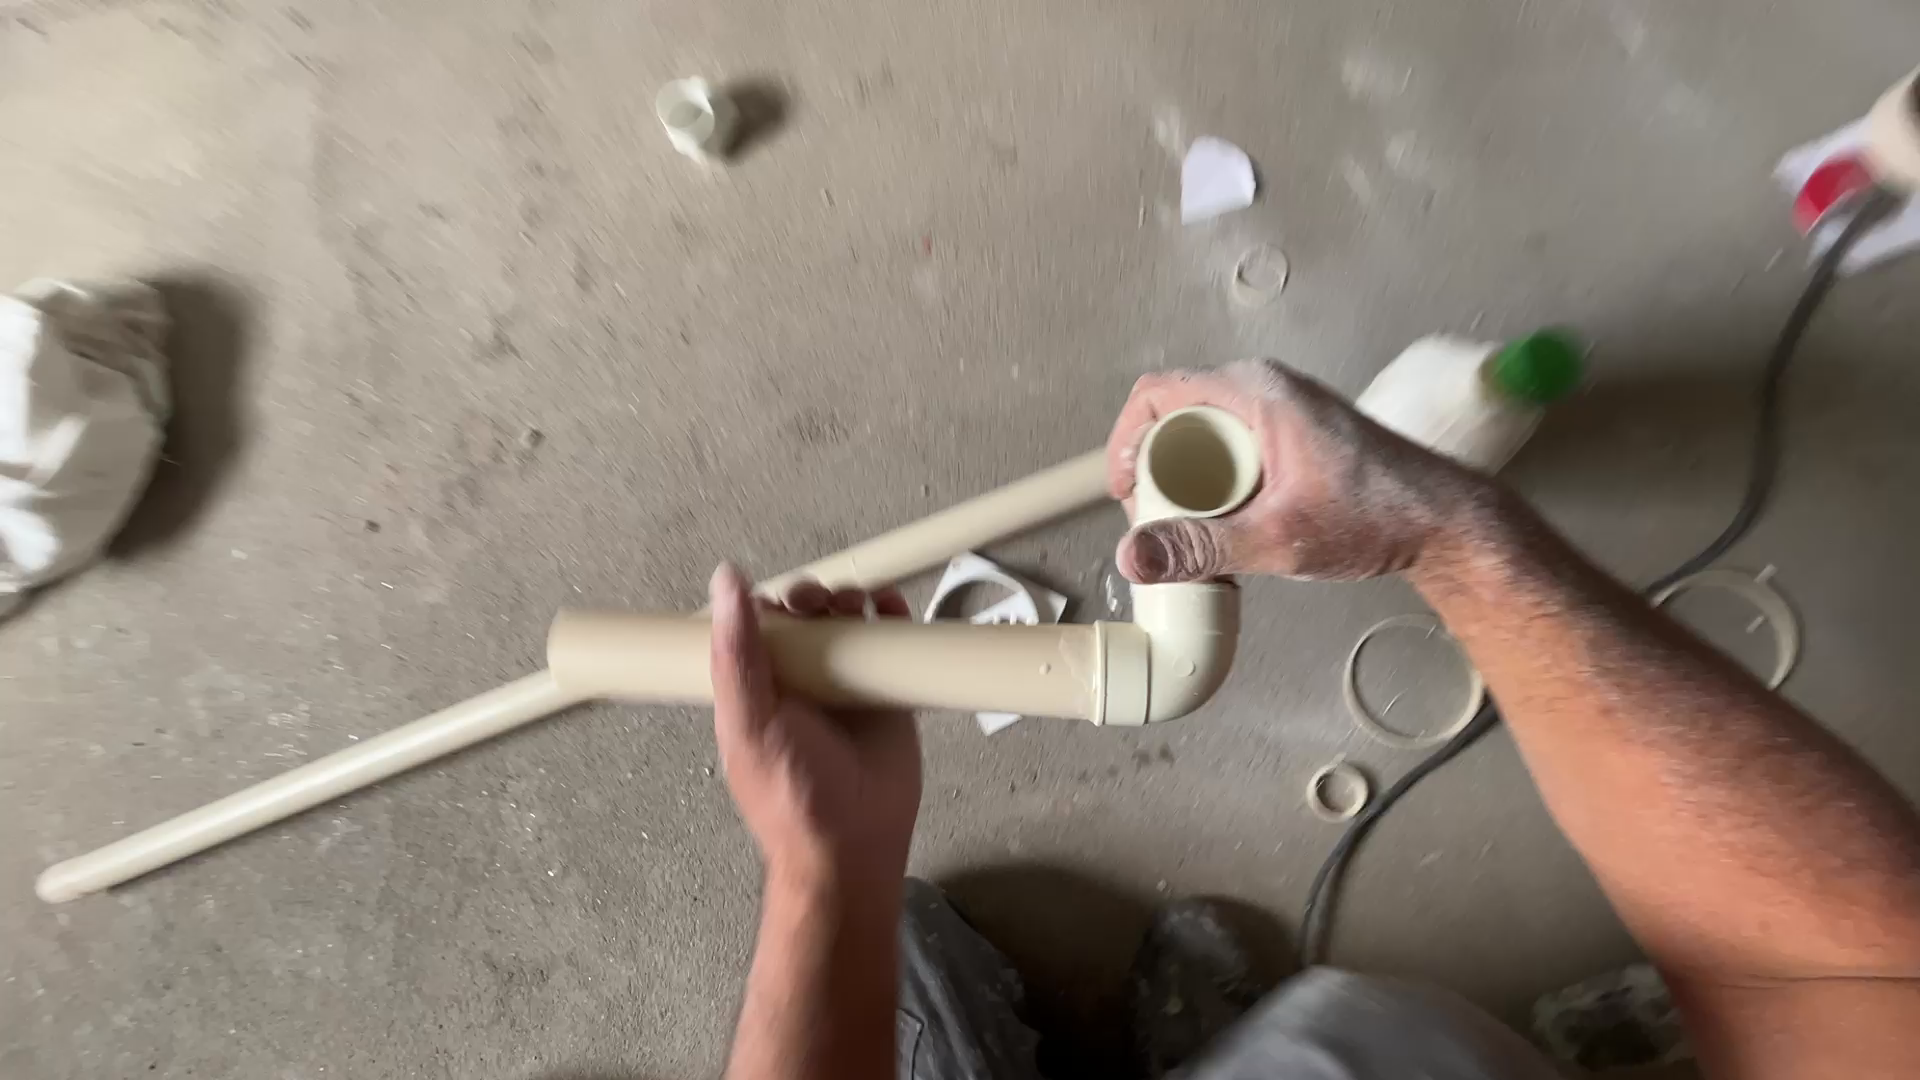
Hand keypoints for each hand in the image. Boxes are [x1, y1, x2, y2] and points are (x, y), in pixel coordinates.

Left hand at [708, 564, 922, 895]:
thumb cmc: (792, 794)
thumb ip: (737, 654)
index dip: (770, 603)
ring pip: (849, 623)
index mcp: (760, 686)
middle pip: (808, 618)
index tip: (787, 601)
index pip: (760, 627)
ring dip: (852, 601)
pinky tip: (891, 609)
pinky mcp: (888, 693)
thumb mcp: (750, 723)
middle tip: (825, 604)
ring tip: (859, 603)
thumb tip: (725, 580)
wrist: (852, 843)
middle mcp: (802, 680)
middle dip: (815, 598)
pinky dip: (893, 620)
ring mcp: (847, 685)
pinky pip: (891, 645)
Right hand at [1106, 360, 1494, 582]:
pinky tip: (1221, 520)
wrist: (1447, 523)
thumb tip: (1130, 557)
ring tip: (1188, 527)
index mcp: (1253, 392)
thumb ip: (1201, 548)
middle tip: (1157, 521)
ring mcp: (1276, 407)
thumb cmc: (1376, 517)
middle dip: (1151, 469)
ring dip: (1179, 479)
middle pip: (1171, 416)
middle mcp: (1260, 388)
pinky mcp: (1287, 430)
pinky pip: (1223, 444)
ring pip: (1196, 434)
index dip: (1124, 441)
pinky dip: (1207, 479)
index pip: (1155, 394)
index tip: (1124, 491)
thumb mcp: (1278, 538)